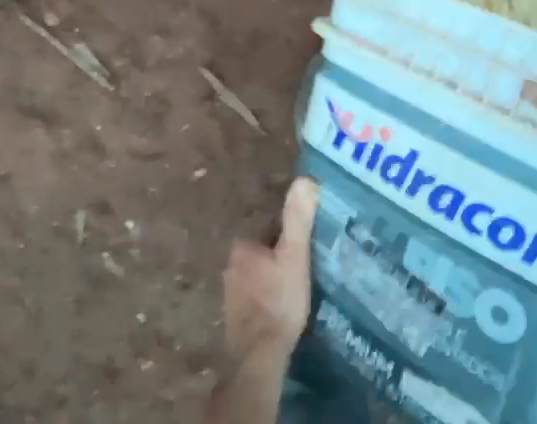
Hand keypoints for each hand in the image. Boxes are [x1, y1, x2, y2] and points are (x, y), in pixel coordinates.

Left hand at [221, 177, 317, 360]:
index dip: (290, 239)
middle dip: (280, 260)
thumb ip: (297, 219)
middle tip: (306, 271)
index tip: (306, 249)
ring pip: (259, 278)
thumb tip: (305, 180)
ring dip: (274, 282)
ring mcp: (230, 293)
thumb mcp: (294, 255)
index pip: (269, 231)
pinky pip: (256, 299)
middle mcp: (230, 266)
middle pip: (263, 254)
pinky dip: (268, 301)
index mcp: (242, 246)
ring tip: (297, 292)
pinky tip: (283, 312)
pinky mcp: (235, 318)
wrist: (259, 357)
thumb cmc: (278, 301)